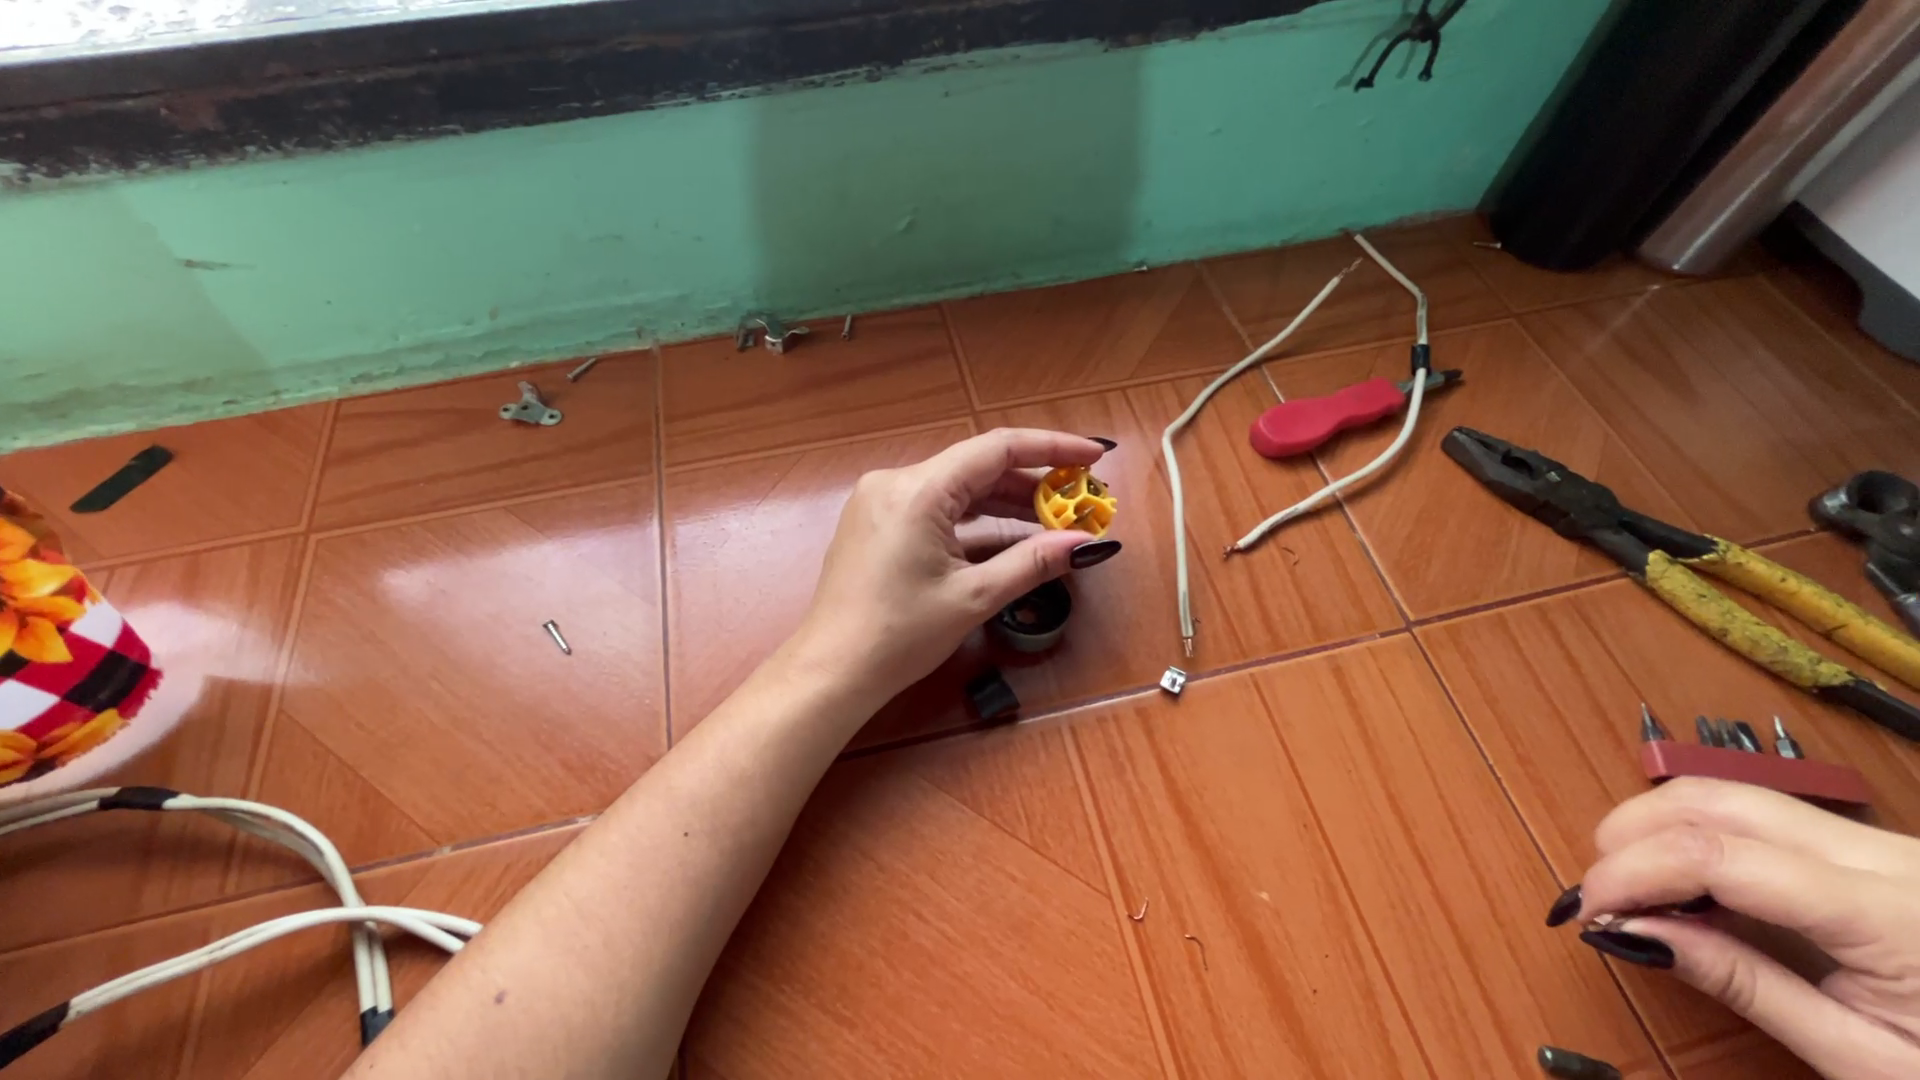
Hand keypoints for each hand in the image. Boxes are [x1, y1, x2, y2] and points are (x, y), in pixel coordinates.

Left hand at [787, 428, 1117, 706]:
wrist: (832, 670)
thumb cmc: (900, 635)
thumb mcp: (973, 597)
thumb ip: (1032, 562)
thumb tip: (1086, 543)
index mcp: (918, 490)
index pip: (997, 448)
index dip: (1052, 448)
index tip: (1094, 456)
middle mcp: (895, 481)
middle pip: (977, 467)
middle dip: (1032, 483)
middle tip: (1080, 501)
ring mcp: (881, 501)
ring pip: (957, 488)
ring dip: (1005, 503)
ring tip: (1055, 521)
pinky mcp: (877, 522)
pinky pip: (936, 508)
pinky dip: (974, 520)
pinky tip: (1009, 536)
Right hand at [1555, 778, 1919, 1078]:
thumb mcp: (1866, 1062)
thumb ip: (1745, 985)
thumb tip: (1627, 932)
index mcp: (1893, 914)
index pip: (1716, 854)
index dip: (1630, 872)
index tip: (1585, 913)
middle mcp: (1885, 855)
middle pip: (1713, 799)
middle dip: (1628, 834)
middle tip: (1599, 896)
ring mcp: (1880, 842)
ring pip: (1726, 793)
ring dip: (1654, 827)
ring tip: (1635, 889)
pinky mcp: (1870, 846)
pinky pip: (1755, 814)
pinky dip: (1692, 835)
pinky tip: (1684, 887)